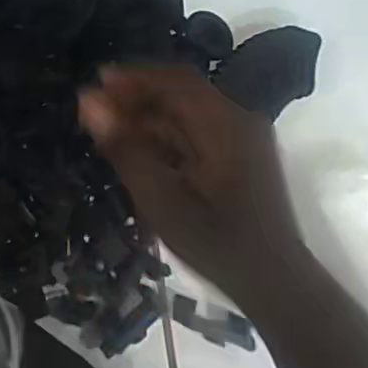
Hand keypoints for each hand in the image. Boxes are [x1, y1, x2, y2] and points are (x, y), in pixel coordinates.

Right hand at [78, 64, 303, 305]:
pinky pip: (193, 129)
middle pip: (179, 91)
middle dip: (134, 95)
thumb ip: (124, 147)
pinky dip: (161, 132)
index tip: (94, 84)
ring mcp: (240, 139)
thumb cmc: (218, 244)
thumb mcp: (161, 199)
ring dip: (145, 114)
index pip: (174, 80)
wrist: (279, 290)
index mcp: (225, 124)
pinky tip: (135, 148)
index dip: (132, 77)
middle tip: (94, 109)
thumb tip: (88, 100)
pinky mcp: (238, 156)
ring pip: (184, 110)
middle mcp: (237, 121)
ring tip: (107, 129)